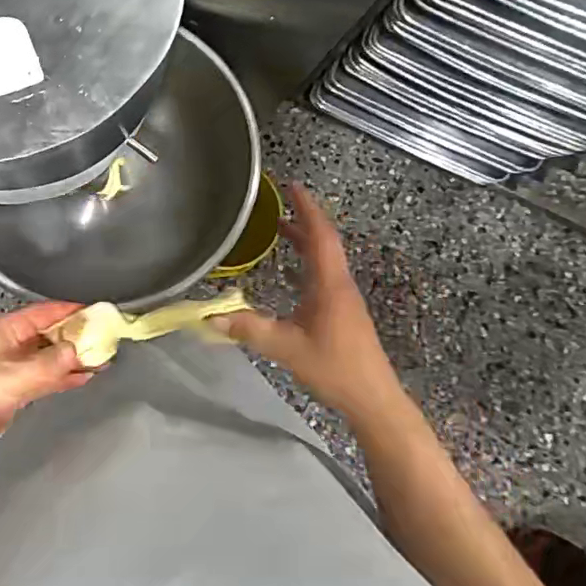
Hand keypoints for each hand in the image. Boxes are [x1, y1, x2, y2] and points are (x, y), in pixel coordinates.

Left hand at [0, 302, 91, 461]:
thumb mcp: (16, 375)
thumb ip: (50, 364)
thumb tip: (79, 351)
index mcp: (9, 330)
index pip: (45, 312)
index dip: (71, 310)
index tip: (97, 311)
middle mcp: (14, 344)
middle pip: (51, 333)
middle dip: (77, 335)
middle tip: (106, 338)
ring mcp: (16, 366)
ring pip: (52, 356)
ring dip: (74, 358)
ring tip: (102, 359)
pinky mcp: (18, 389)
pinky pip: (48, 376)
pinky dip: (65, 376)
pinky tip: (85, 377)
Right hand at [215, 183, 394, 415]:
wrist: (373, 400)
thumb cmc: (335, 369)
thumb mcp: (287, 348)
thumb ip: (250, 330)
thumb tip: (212, 316)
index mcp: (330, 285)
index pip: (321, 236)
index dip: (307, 209)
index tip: (293, 186)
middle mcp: (339, 285)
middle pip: (324, 242)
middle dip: (303, 219)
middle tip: (280, 203)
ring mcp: (343, 299)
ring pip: (325, 259)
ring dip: (305, 240)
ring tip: (280, 230)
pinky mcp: (343, 312)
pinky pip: (324, 275)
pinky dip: (307, 261)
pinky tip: (291, 273)